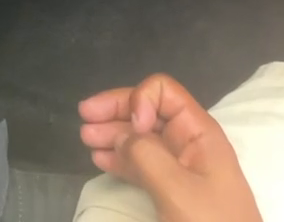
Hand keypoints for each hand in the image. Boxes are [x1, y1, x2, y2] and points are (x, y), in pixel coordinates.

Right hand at [79, 74, 263, 221]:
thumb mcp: (178, 191)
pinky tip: (100, 159)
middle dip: (115, 110)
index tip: (131, 128)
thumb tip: (121, 135)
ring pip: (141, 137)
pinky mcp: (174, 192)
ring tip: (86, 138)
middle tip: (84, 116)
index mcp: (198, 133)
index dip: (140, 100)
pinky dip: (120, 157)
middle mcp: (189, 143)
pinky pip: (142, 163)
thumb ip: (145, 155)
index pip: (163, 92)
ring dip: (112, 133)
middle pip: (147, 110)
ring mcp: (181, 169)